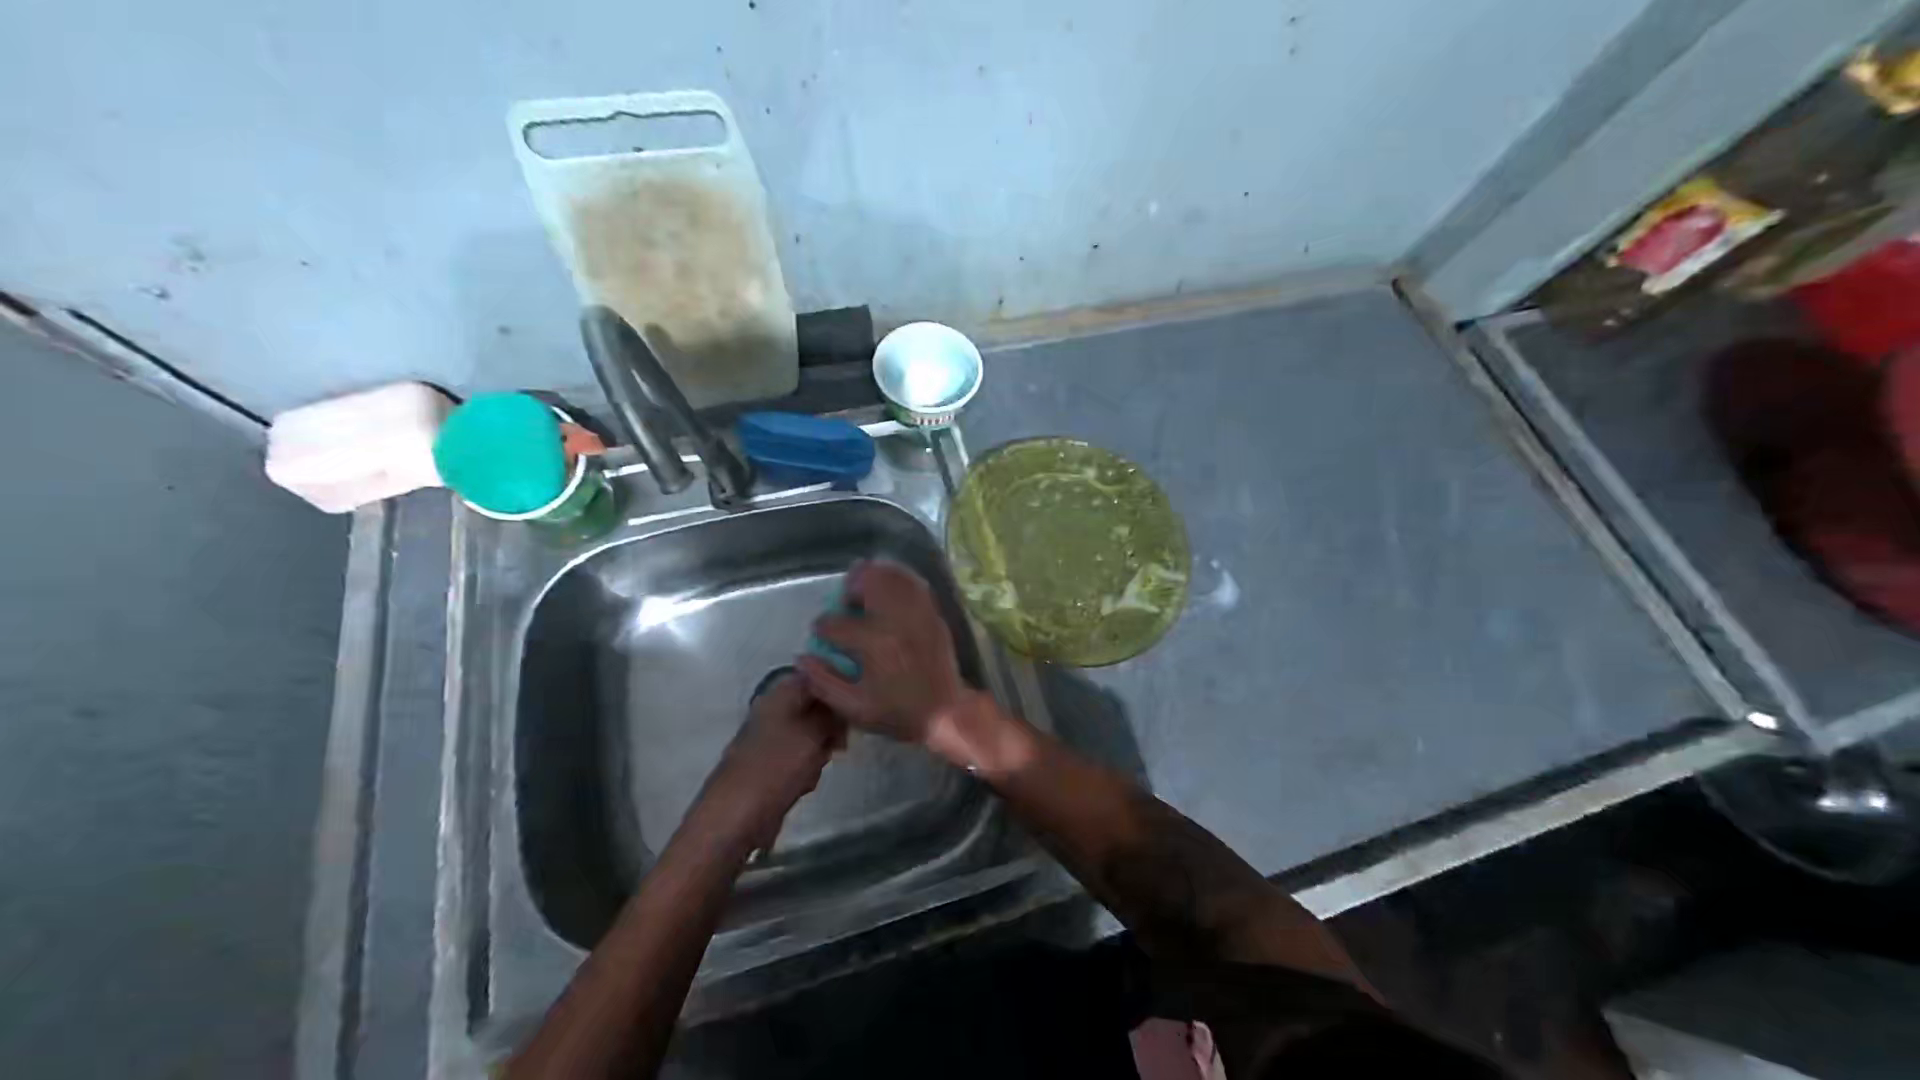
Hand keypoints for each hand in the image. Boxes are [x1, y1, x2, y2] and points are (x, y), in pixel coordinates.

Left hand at [696, 672, 844, 851]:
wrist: (735, 818)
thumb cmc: (775, 767)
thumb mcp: (813, 733)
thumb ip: (832, 712)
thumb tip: (842, 696)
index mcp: (779, 696)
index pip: (817, 676)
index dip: (839, 688)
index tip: (856, 705)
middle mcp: (773, 712)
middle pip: (816, 708)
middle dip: (831, 726)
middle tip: (838, 743)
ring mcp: (771, 739)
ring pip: (812, 735)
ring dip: (820, 751)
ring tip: (816, 767)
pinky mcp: (770, 765)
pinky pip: (801, 759)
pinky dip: (807, 769)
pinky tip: (804, 783)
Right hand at [798, 560, 977, 748]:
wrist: (945, 710)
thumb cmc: (897, 712)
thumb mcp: (853, 708)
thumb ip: (823, 682)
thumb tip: (802, 658)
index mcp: (873, 644)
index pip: (834, 623)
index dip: (823, 628)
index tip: (824, 636)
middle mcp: (895, 620)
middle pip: (866, 580)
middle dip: (849, 590)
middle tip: (846, 606)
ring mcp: (917, 611)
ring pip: (891, 575)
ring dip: (872, 579)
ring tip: (865, 594)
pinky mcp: (932, 611)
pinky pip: (912, 582)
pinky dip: (896, 580)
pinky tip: (888, 592)